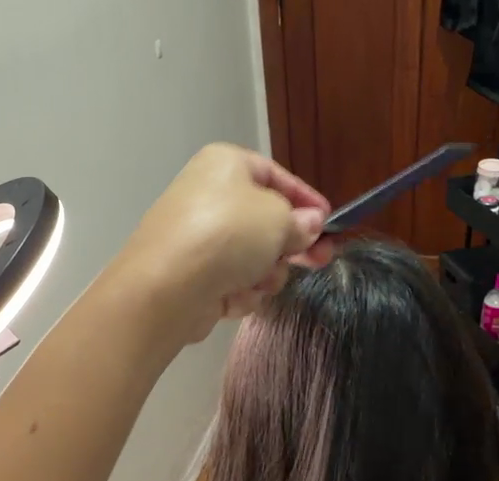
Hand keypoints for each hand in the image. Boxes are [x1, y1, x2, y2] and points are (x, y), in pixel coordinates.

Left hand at [114, 143, 333, 345]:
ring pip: (255, 258)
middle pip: (266, 222)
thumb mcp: (277, 219)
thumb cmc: (227, 235)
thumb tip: (312, 224)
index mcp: (227, 165)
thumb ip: (301, 222)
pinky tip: (232, 297)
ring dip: (265, 274)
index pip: (277, 177)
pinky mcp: (197, 277)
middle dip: (290, 246)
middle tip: (319, 261)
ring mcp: (201, 239)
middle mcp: (211, 196)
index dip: (306, 201)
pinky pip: (235, 282)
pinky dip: (241, 292)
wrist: (168, 285)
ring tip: (256, 280)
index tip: (330, 223)